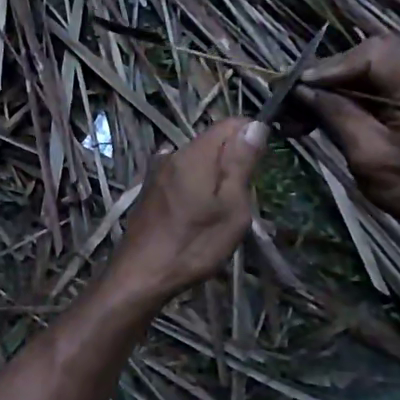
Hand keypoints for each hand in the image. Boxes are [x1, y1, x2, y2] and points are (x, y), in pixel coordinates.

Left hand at [107, 118, 268, 301]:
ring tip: (220, 213)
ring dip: (215, 178)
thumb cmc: (193, 245)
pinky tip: (197, 215)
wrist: (140, 275)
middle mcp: (172, 153)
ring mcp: (157, 172)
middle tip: (241, 200)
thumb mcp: (231, 207)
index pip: (231, 124)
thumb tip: (255, 125)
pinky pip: (182, 177)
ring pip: (198, 161)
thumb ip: (241, 163)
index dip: (252, 138)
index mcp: (194, 153)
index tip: (259, 170)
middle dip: (233, 162)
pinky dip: (196, 188)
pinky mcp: (150, 190)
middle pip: (213, 142)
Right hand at [293, 36, 399, 241]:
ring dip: (338, 89)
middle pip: (371, 57)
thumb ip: (338, 117)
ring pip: (374, 70)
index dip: (328, 67)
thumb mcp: (371, 158)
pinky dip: (355, 97)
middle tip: (293, 107)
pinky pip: (385, 85)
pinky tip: (333, 116)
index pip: (371, 54)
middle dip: (329, 78)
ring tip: (305, 116)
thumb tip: (304, 91)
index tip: (295, 91)